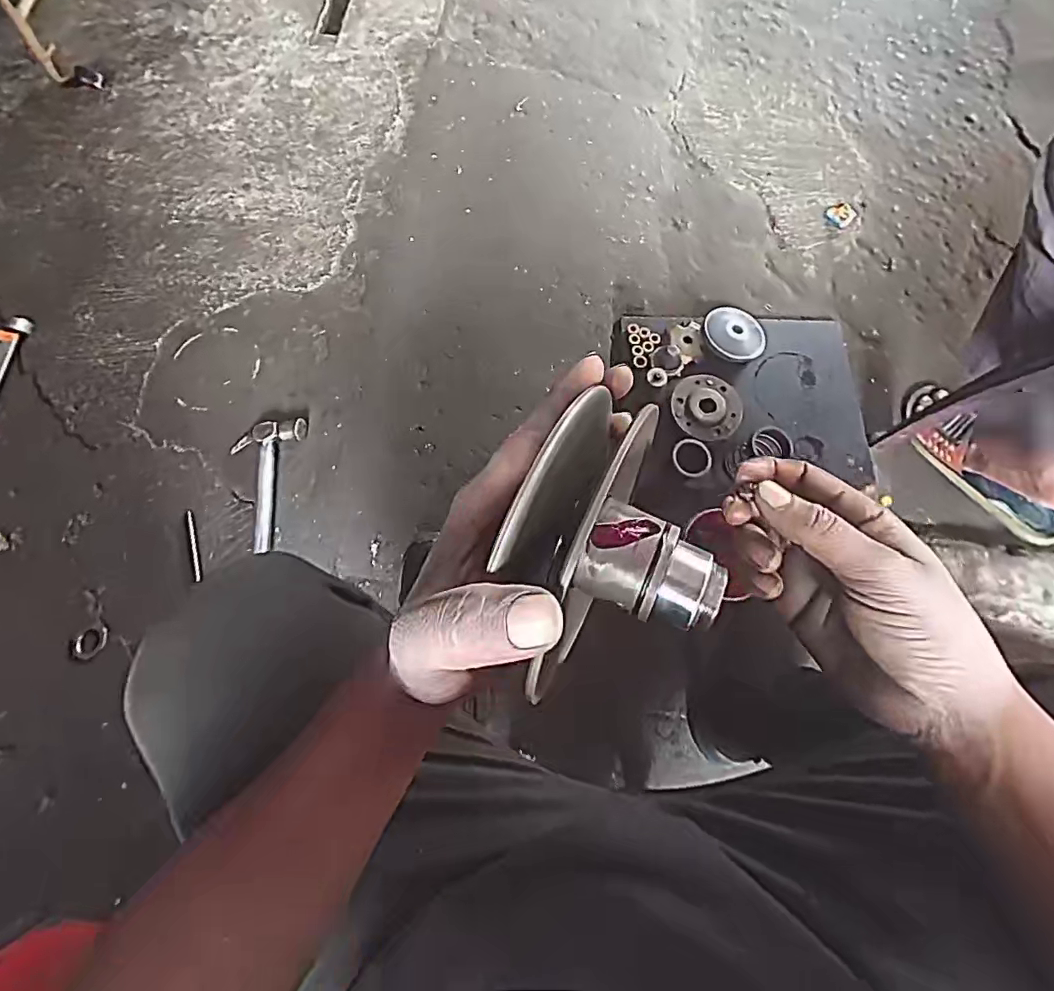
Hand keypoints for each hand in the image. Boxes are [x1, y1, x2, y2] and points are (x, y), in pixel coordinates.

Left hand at [390, 355, 633, 703]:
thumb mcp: (447, 637)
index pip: (524, 447)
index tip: (590, 378)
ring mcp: (520, 526)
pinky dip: (597, 478)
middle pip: (546, 445)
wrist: (428, 676)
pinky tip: (617, 477)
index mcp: (479, 514)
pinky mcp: (537, 546)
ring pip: (560, 467)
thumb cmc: (428, 650)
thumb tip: (541, 614)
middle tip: (618, 382)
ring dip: (593, 438)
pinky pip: (571, 499)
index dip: (559, 408)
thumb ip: (487, 626)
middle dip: (582, 407)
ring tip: (625, 417)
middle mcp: (500, 510)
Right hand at [721, 458, 1020, 749]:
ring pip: (764, 542)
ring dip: (752, 544)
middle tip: (740, 518)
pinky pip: (761, 578)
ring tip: (764, 562)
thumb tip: (770, 493)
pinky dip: (754, 577)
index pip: (809, 483)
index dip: (774, 473)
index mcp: (863, 521)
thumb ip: (818, 529)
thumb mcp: (878, 569)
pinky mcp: (798, 608)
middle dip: (753, 508)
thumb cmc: (934, 630)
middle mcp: (835, 543)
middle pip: (778, 509)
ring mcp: (815, 576)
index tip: (746, 475)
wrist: (939, 705)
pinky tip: (768, 588)